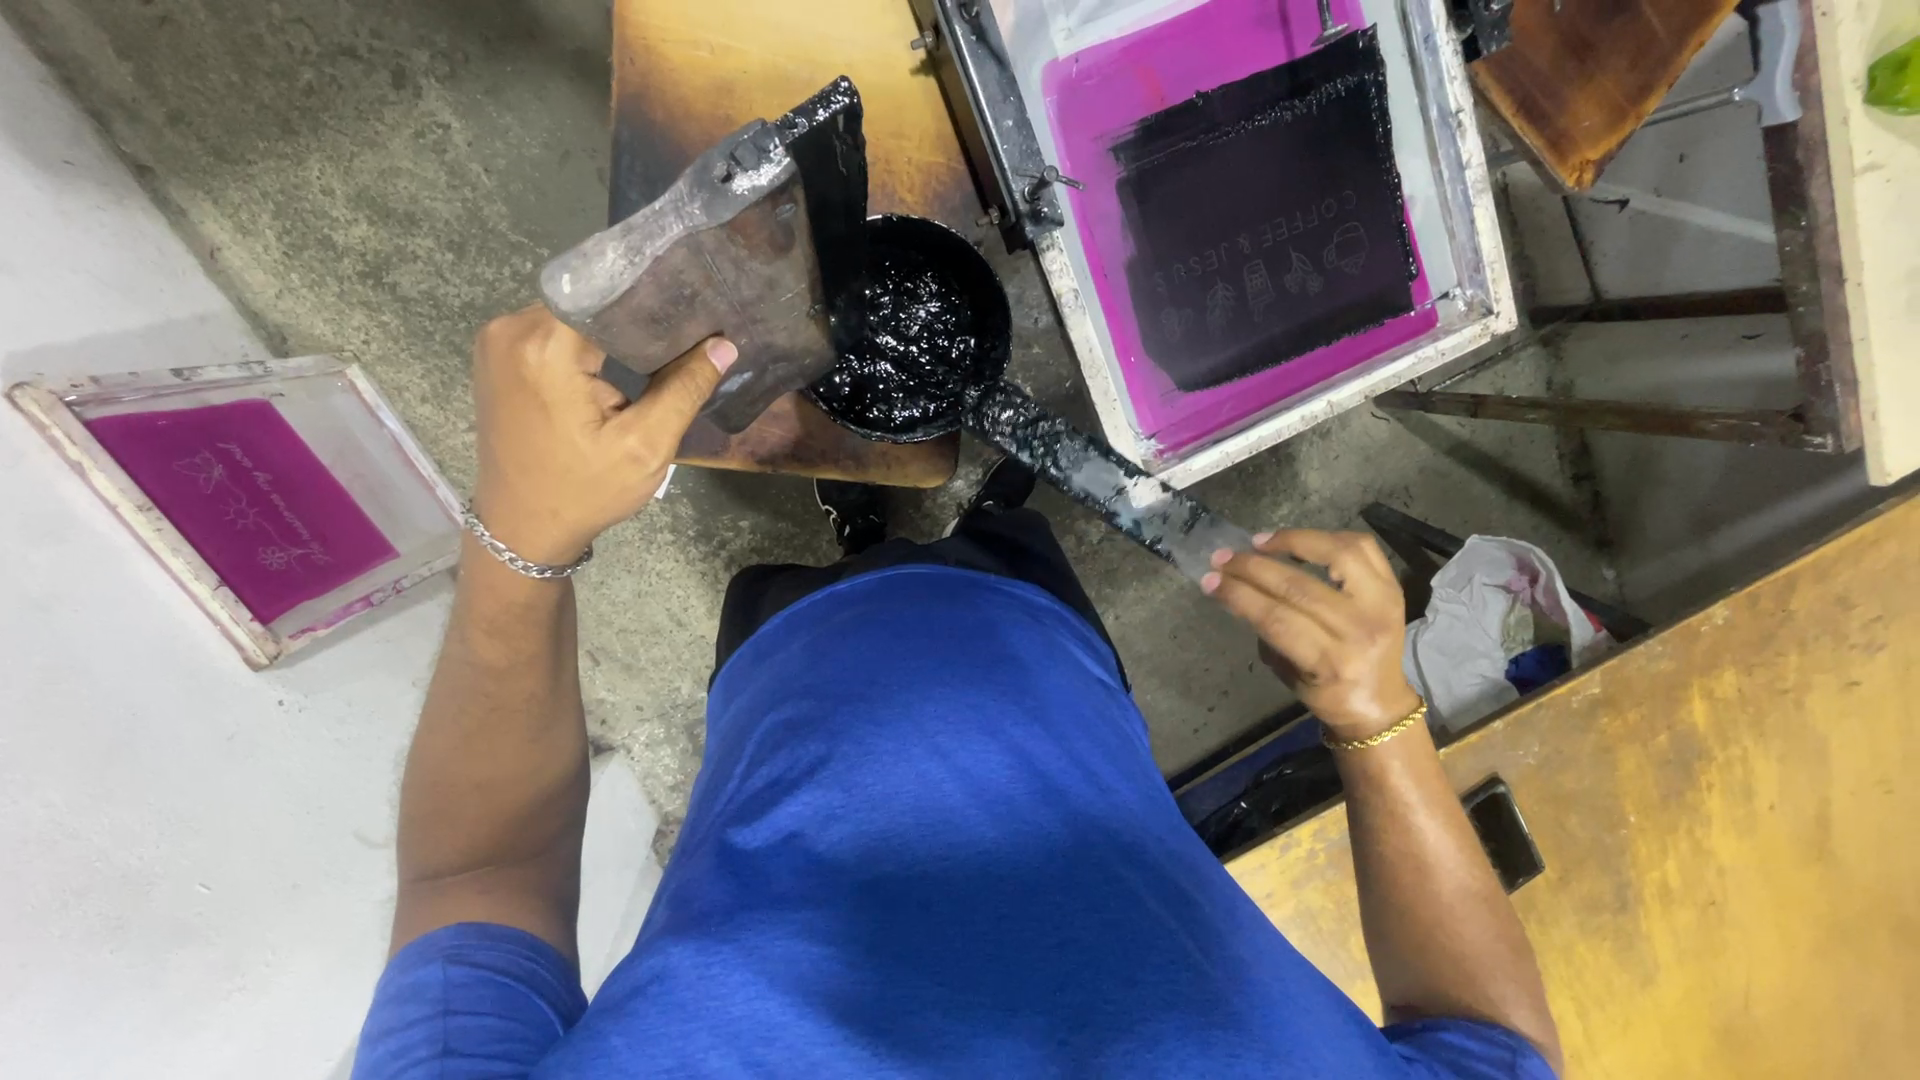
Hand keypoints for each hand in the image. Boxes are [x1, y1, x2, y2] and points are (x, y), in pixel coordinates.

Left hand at [469, 305, 735, 564]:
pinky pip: (551, 333)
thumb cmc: (584, 490)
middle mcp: (510, 330)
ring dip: (612, 333)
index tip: (693, 305)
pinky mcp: (496, 358)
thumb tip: (724, 345)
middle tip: (687, 333)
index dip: (651, 297)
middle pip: (588, 301)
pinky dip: (587, 344)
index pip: (606, 291)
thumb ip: (684, 390)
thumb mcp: (645, 446)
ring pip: (572, 316)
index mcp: (543, 346)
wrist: (522, 529)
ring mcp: (497, 342)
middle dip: (635, 317)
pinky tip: (619, 366)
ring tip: (659, 350)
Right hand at [1202, 530, 1420, 739]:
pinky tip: (1299, 541)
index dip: (1238, 594)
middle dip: (1252, 567)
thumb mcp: (1286, 669)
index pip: (1276, 618)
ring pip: (1336, 555)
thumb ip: (1266, 628)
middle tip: (1223, 558)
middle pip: (1298, 586)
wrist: (1378, 700)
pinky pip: (1361, 547)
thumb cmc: (1324, 691)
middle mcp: (1360, 629)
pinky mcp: (1394, 588)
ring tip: (1260, 542)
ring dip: (1292, 541)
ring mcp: (1382, 604)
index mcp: (1331, 661)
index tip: (1210, 580)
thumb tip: (1236, 588)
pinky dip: (1326, 538)